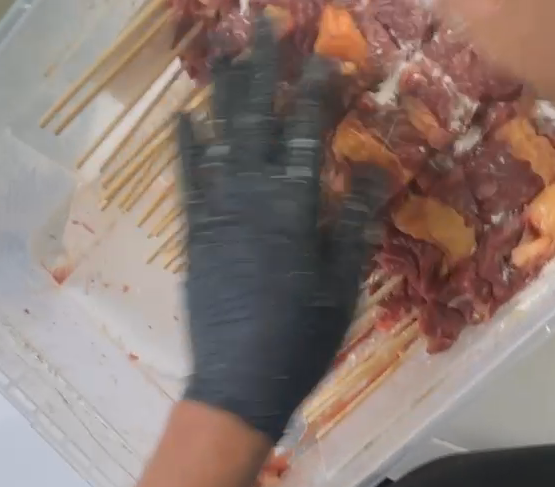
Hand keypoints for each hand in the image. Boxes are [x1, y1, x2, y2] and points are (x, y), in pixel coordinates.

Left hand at [178, 19, 384, 443]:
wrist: (239, 383)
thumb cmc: (300, 342)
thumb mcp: (340, 289)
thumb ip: (351, 226)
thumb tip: (369, 171)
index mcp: (294, 210)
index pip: (307, 133)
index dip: (317, 90)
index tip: (326, 55)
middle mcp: (251, 199)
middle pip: (258, 121)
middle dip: (264, 70)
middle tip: (264, 25)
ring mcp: (217, 215)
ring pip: (220, 141)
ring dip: (223, 94)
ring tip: (224, 53)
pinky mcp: (195, 237)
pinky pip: (188, 181)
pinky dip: (187, 148)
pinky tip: (185, 118)